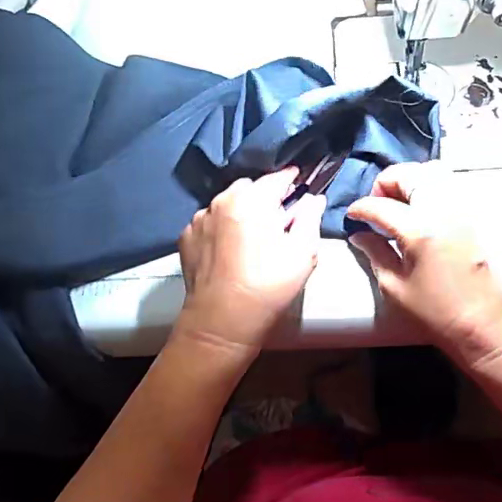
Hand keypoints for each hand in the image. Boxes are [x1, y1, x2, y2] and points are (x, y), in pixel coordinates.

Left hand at [176, 167, 324, 358]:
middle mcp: (220, 201)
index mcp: (251, 200)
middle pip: (250, 189)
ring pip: (228, 204)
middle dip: (265, 199)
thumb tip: (314, 199)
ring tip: (254, 239)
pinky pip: (210, 222)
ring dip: (242, 213)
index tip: (300, 184)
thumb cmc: (267, 287)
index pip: (277, 178)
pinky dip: (223, 228)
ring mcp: (199, 219)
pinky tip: (232, 250)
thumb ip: (310, 218)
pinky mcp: (187, 237)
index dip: (292, 180)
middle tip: (280, 221)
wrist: (221, 323)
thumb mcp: (303, 253)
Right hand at [346, 161, 501, 371]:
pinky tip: (422, 208)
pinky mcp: (475, 213)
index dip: (360, 209)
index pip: (379, 205)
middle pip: (407, 174)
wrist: (484, 321)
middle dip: (385, 184)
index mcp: (418, 229)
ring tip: (399, 203)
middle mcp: (442, 209)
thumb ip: (374, 252)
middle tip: (377, 206)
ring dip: (409, 180)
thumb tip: (359, 234)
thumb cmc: (436, 311)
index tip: (352, 217)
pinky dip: (431, 185)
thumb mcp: (394, 286)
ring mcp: (462, 207)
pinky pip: (450, 183)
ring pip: (432, 171)